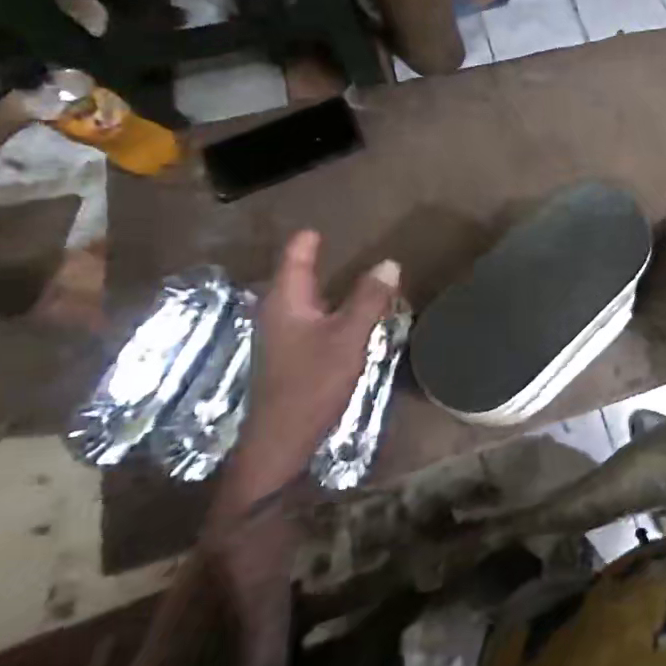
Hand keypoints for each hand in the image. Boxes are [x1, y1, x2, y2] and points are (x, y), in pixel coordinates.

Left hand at [225, 231, 399, 501]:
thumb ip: (369, 299)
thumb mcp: (348, 337)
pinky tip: (346, 318)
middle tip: (355, 246)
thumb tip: (390, 262)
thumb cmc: (311, 383)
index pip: (296, 253)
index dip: (312, 237)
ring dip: (327, 287)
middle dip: (322, 259)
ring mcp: (278, 335)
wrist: (280, 443)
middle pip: (298, 274)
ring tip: (357, 277)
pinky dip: (327, 309)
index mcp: (285, 298)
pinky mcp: (286, 356)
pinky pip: (307, 319)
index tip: (333, 222)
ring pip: (304, 299)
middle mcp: (276, 311)